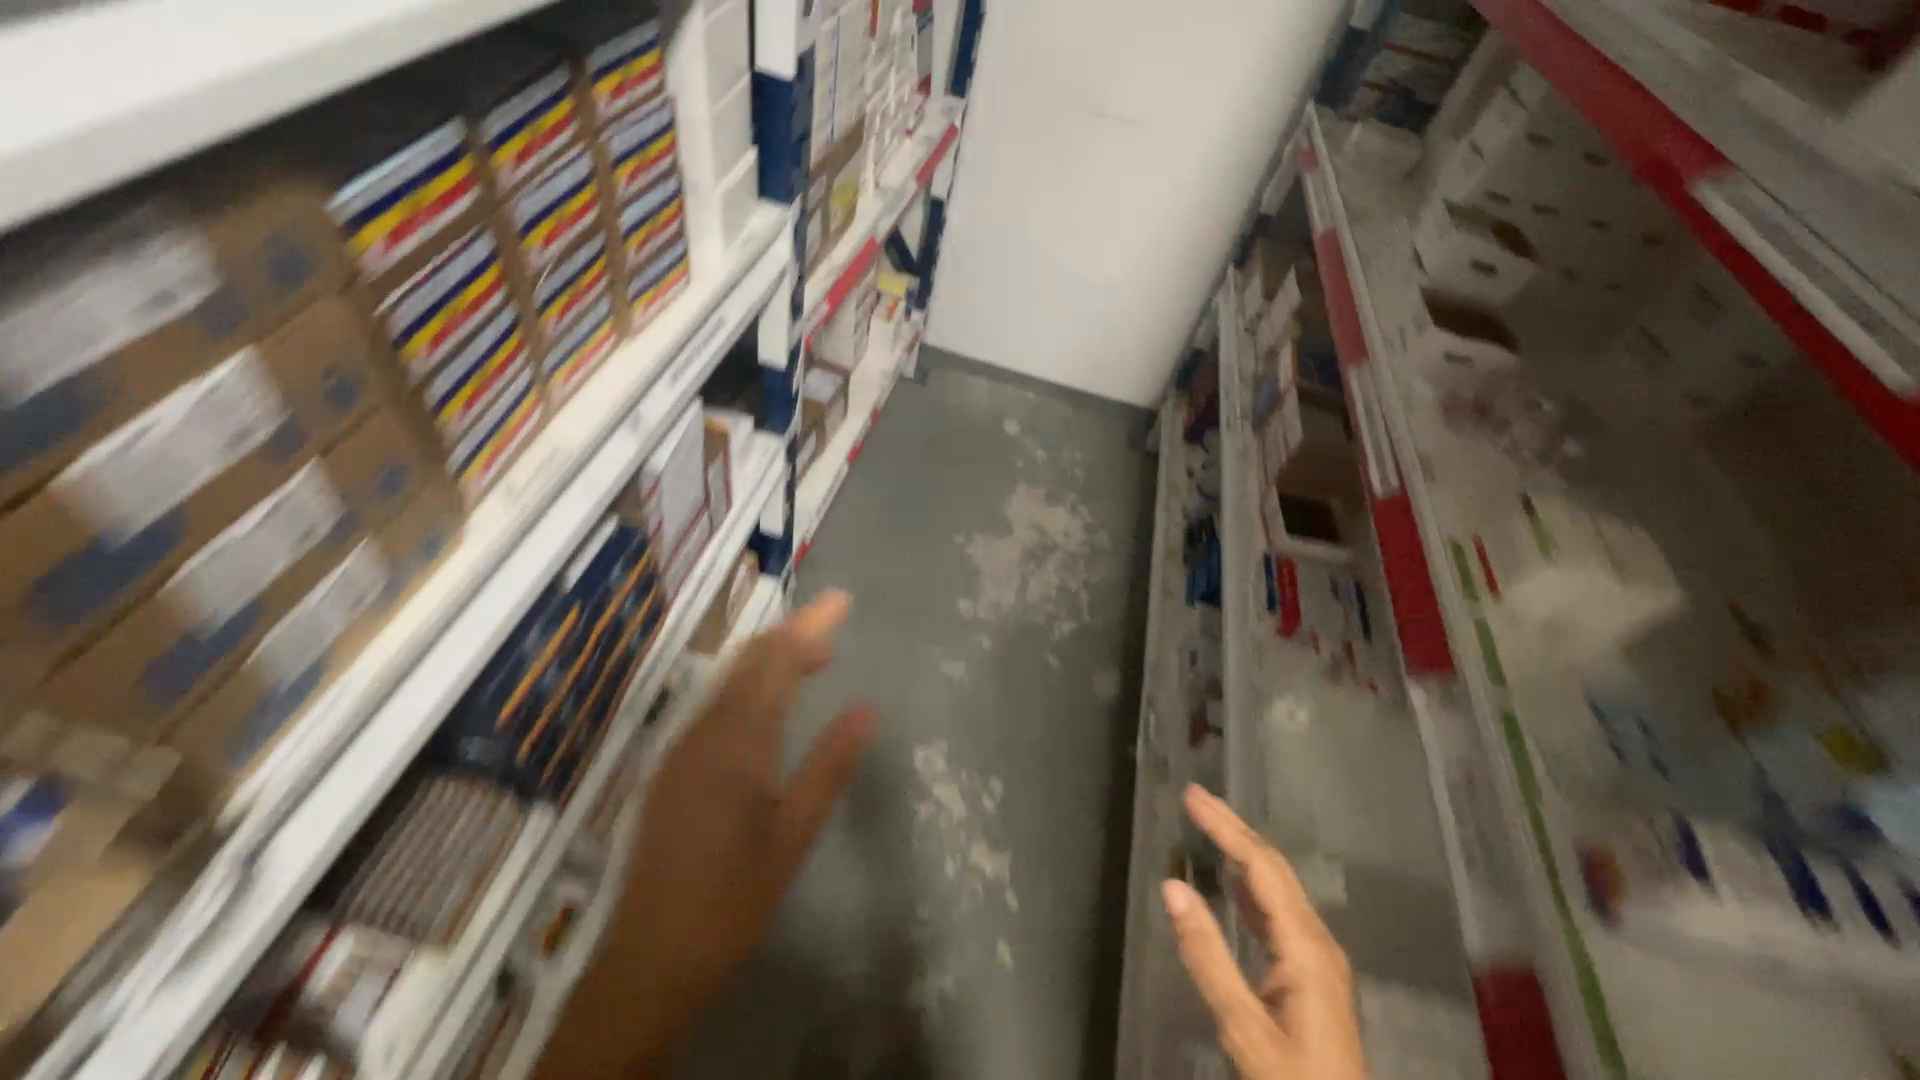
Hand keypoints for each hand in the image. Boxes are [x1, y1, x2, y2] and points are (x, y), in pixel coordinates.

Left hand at [537, 591, 876, 1078]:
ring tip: (812, 661)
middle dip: (789, 635)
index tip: (842, 601)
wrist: (652, 955)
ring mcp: (679, 750)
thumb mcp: (795, 834)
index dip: (809, 626)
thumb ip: (830, 765)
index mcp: (735, 742)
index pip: (775, 662)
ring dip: (768, 662)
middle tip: (833, 627)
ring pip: (726, 683)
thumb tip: (868, 708)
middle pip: (746, 663)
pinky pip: (712, 708)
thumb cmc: (733, 897)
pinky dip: (747, 690)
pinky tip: (767, 709)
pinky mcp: (670, 771)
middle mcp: (701, 733)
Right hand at [1164, 784, 1366, 1079]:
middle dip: (1234, 829)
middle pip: (1274, 870)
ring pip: (1278, 889)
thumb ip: (1207, 956)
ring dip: (1242, 853)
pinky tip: (1232, 884)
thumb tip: (1172, 886)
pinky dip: (1250, 888)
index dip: (1226, 828)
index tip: (1193, 797)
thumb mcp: (1241, 1025)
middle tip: (1196, 798)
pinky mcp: (1311, 975)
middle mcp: (1317, 942)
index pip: (1262, 869)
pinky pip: (1278, 915)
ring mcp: (1318, 959)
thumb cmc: (1290, 1077)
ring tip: (1208, 826)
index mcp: (1306, 948)